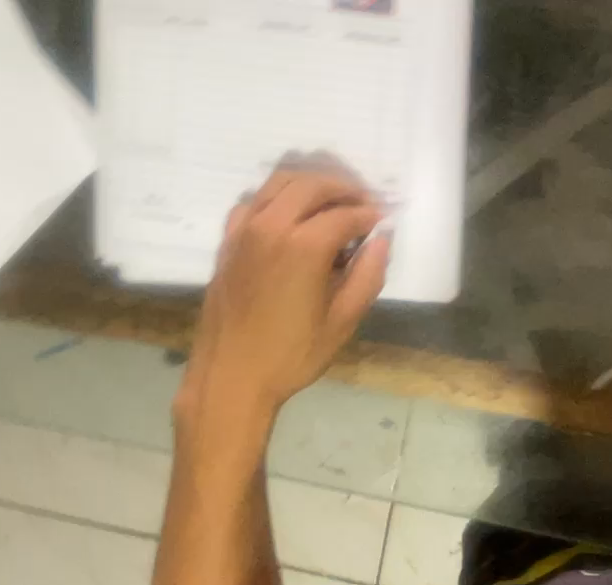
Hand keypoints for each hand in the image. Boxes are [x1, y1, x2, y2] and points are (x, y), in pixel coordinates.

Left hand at [186, 154, 390, 412]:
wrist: (232, 375)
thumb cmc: (292, 356)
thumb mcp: (341, 324)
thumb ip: (367, 277)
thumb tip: (381, 242)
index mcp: (304, 247)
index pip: (345, 214)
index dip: (369, 214)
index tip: (383, 220)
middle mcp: (272, 225)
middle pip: (312, 185)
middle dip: (343, 188)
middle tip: (363, 202)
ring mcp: (244, 229)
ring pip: (279, 182)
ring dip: (310, 184)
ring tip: (331, 202)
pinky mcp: (228, 240)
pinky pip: (254, 201)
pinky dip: (278, 198)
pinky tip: (290, 217)